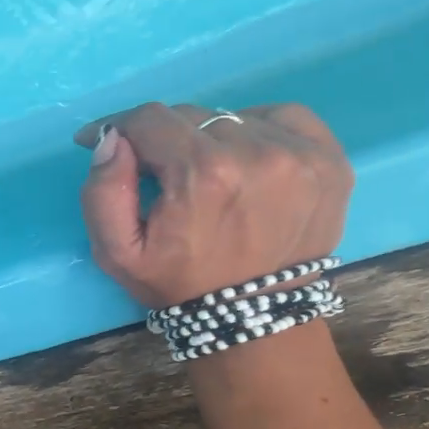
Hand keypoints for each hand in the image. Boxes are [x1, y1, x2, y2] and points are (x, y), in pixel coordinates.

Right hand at [76, 102, 353, 309]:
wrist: (252, 312)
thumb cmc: (175, 282)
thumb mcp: (115, 251)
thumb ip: (103, 192)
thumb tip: (111, 140)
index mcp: (202, 173)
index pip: (150, 119)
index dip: (116, 125)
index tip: (98, 138)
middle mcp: (257, 152)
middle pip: (190, 116)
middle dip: (158, 137)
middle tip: (147, 169)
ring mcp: (301, 153)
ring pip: (232, 117)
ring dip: (202, 136)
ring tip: (194, 168)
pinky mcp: (330, 158)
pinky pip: (282, 118)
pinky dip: (252, 128)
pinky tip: (239, 156)